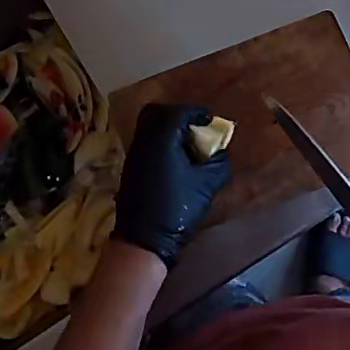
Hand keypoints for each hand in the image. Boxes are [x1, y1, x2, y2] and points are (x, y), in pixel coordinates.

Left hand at [113, 104, 230, 265]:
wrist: (145, 237)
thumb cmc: (178, 207)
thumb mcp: (206, 184)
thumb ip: (217, 163)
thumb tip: (220, 153)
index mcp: (162, 139)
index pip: (178, 113)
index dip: (196, 113)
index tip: (209, 121)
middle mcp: (143, 140)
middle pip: (155, 113)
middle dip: (176, 116)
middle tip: (193, 127)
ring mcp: (133, 154)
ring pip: (147, 128)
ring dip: (166, 130)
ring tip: (185, 145)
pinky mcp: (130, 168)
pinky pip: (144, 143)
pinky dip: (159, 143)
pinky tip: (173, 161)